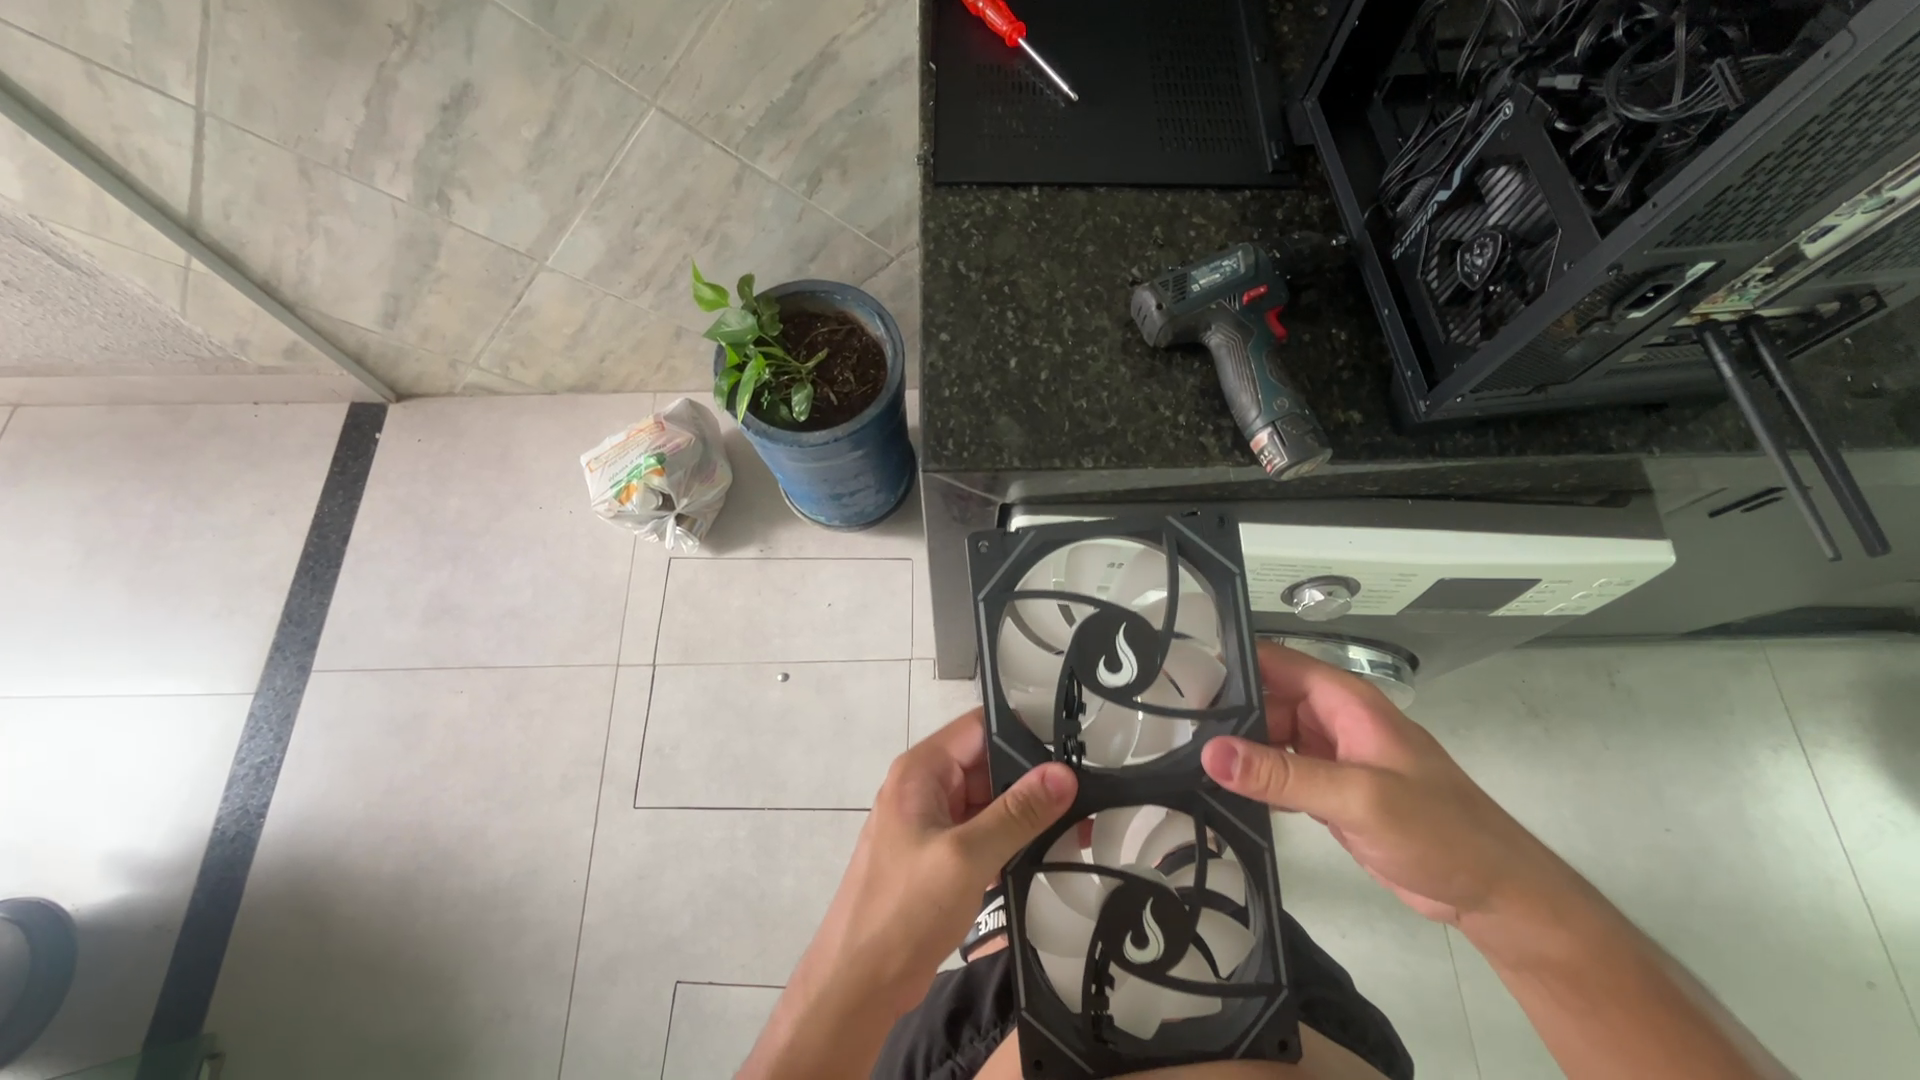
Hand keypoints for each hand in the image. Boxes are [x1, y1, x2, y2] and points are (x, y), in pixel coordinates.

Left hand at [808, 708, 1077, 1013]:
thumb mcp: (967, 857)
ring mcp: (932, 824)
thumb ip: (1017, 813)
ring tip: (1082, 825)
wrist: (861, 981)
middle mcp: (925, 788)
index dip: (1024, 733)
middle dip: (1033, 780)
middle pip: (988, 764)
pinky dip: (1013, 841)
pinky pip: (984, 834)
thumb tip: (1063, 774)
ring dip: (1027, 815)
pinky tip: (1052, 853)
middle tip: (1088, 794)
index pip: (978, 728)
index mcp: (920, 771)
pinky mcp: (941, 857)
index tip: (1073, 748)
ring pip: (990, 802)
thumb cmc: (905, 910)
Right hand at [1200, 642, 1573, 923]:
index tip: (1174, 675)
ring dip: (1234, 751)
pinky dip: (1252, 781)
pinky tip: (1220, 794)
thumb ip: (1282, 774)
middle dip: (1221, 713)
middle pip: (1263, 700)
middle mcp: (1332, 721)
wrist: (1492, 892)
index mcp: (1344, 701)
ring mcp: (1330, 757)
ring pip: (1266, 739)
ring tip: (1179, 758)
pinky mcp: (1328, 792)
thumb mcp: (1357, 796)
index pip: (1274, 662)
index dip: (1227, 663)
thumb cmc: (1439, 829)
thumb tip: (1211, 753)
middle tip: (1165, 730)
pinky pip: (1278, 774)